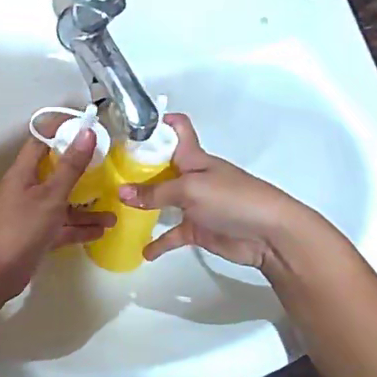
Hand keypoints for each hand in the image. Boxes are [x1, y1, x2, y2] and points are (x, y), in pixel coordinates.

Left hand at [0, 133, 112, 295]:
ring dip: (87, 208)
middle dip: (83, 171)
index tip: (89, 128)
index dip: (62, 131)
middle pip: (56, 173)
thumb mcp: (51, 195)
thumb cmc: (22, 228)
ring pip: (64, 204)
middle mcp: (27, 189)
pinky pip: (63, 227)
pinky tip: (102, 231)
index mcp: (23, 172)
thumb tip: (86, 132)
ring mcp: (33, 214)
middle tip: (109, 167)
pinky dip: (81, 228)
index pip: (41, 141)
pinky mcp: (39, 235)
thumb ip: (71, 166)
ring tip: (114, 212)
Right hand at [118, 113, 317, 270]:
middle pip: (162, 167)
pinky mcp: (198, 230)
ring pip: (164, 202)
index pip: (177, 130)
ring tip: (117, 210)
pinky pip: (173, 235)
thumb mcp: (191, 190)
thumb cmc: (233, 199)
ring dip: (144, 206)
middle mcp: (193, 177)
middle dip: (138, 169)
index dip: (157, 124)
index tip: (129, 128)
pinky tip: (144, 252)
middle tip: (107, 173)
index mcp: (194, 158)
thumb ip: (155, 193)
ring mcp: (195, 204)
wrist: (269, 233)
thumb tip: (121, 194)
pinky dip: (159, 243)